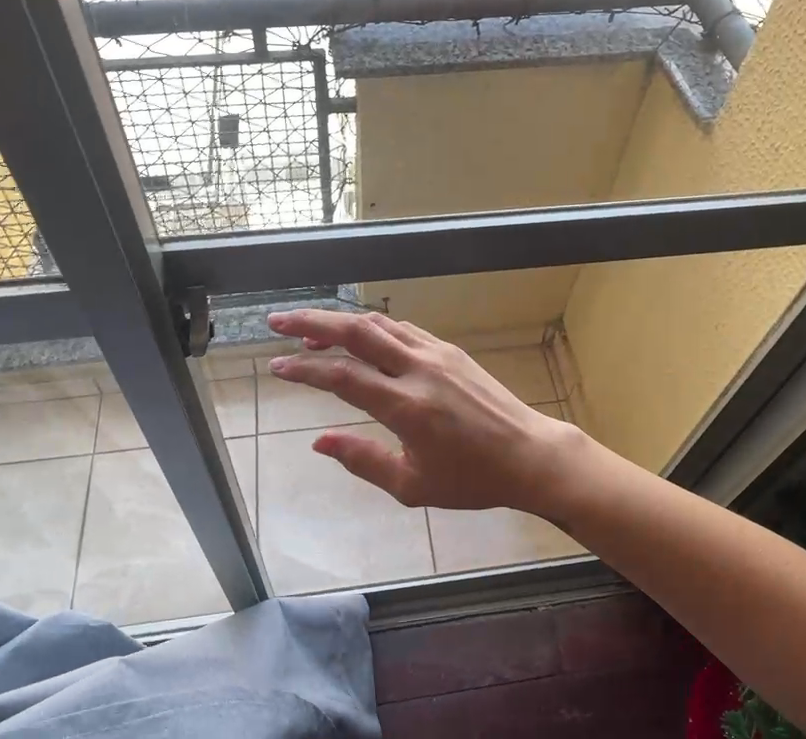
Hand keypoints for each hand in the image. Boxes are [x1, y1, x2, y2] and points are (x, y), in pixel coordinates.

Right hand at [265, 309, 587, 516]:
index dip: (304, 369)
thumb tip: (319, 441)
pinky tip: (358, 338)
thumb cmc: (471, 479)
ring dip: (340, 321)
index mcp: (406, 407)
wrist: (529, 454)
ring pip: (379, 323)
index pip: (342, 376)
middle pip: (356, 331)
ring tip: (309, 332)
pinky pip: (403, 329)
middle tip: (277, 320)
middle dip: (312, 321)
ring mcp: (437, 354)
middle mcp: (418, 370)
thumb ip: (362, 461)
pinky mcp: (451, 350)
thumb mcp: (412, 486)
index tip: (276, 365)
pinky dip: (372, 327)